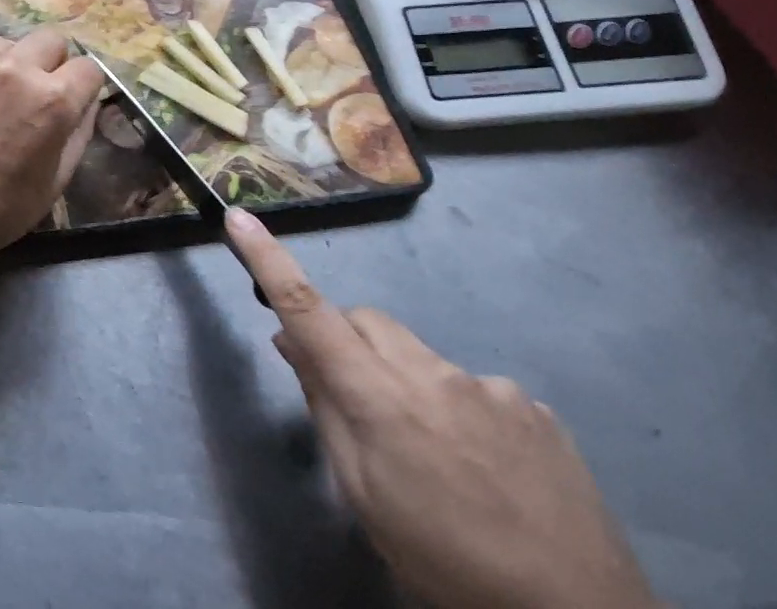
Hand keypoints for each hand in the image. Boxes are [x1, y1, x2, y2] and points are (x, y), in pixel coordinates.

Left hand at [0, 27, 101, 278]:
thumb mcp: (57, 180)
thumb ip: (79, 132)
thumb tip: (87, 102)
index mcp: (53, 99)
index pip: (88, 67)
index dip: (84, 86)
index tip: (73, 102)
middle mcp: (16, 70)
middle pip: (50, 39)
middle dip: (52, 62)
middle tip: (38, 93)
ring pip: (7, 44)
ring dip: (12, 63)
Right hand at [225, 208, 660, 608]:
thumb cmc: (442, 559)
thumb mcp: (361, 492)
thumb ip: (325, 408)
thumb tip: (292, 343)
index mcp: (380, 398)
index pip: (308, 312)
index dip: (269, 260)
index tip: (239, 217)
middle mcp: (435, 374)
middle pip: (367, 321)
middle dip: (343, 338)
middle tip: (344, 394)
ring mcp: (493, 388)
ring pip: (419, 355)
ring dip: (401, 379)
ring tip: (426, 454)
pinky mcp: (537, 409)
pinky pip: (471, 386)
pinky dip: (453, 407)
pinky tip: (477, 466)